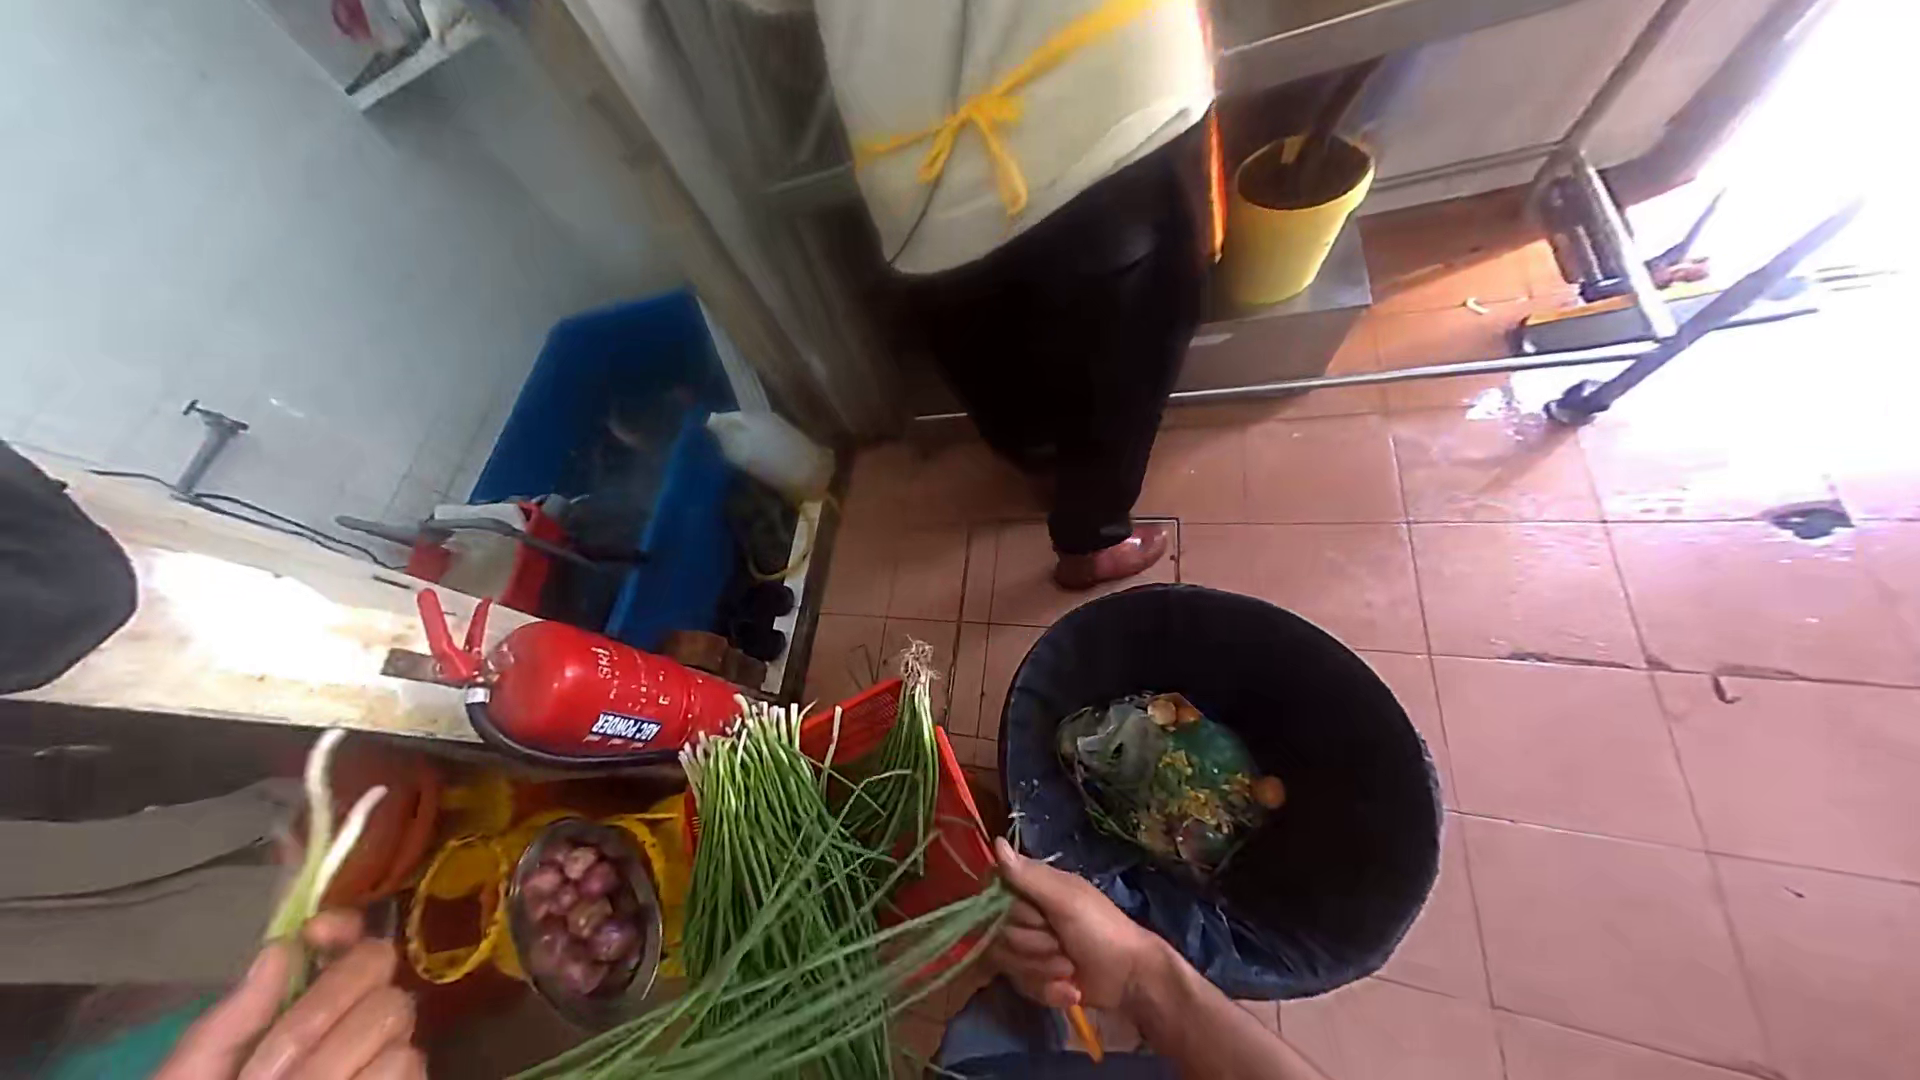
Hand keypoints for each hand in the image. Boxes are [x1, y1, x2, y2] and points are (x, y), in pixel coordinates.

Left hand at [155, 910, 423, 1079]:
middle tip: (264, 1073)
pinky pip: (404, 1061)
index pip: (345, 940)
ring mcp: (386, 1048)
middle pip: (376, 964)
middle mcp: (354, 1015)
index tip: (315, 933)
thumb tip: (282, 946)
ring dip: (330, 1064)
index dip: (341, 927)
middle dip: (319, 1011)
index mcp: (302, 1009)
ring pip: (391, 1013)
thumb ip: (226, 1026)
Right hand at [989, 836, 1167, 1013]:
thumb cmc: (1100, 928)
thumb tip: (996, 841)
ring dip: (1043, 970)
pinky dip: (1050, 991)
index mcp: (1033, 888)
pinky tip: (1072, 989)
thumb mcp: (1065, 899)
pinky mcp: (1037, 977)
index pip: (994, 894)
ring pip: (1010, 964)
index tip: (1033, 916)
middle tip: (1061, 943)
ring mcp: (1032, 948)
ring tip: (1069, 968)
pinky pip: (1024, 987)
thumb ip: (1029, 876)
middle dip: (1034, 946)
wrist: (1130, 978)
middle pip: (1001, 935)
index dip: (1010, 911)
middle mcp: (1027, 915)